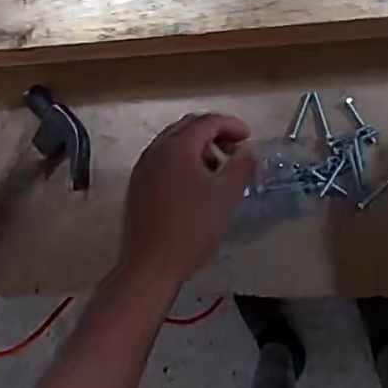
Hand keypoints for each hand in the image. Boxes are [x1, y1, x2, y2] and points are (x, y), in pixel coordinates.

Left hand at [119, 113, 256, 285]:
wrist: (150, 266)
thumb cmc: (191, 228)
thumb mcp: (225, 195)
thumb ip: (240, 166)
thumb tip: (248, 150)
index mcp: (178, 147)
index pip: (208, 122)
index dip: (232, 125)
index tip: (248, 138)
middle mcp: (156, 150)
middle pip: (189, 126)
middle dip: (215, 132)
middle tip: (235, 148)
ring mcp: (143, 167)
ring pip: (174, 142)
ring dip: (199, 146)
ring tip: (219, 167)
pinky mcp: (138, 184)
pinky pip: (163, 158)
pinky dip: (183, 159)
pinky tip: (196, 182)